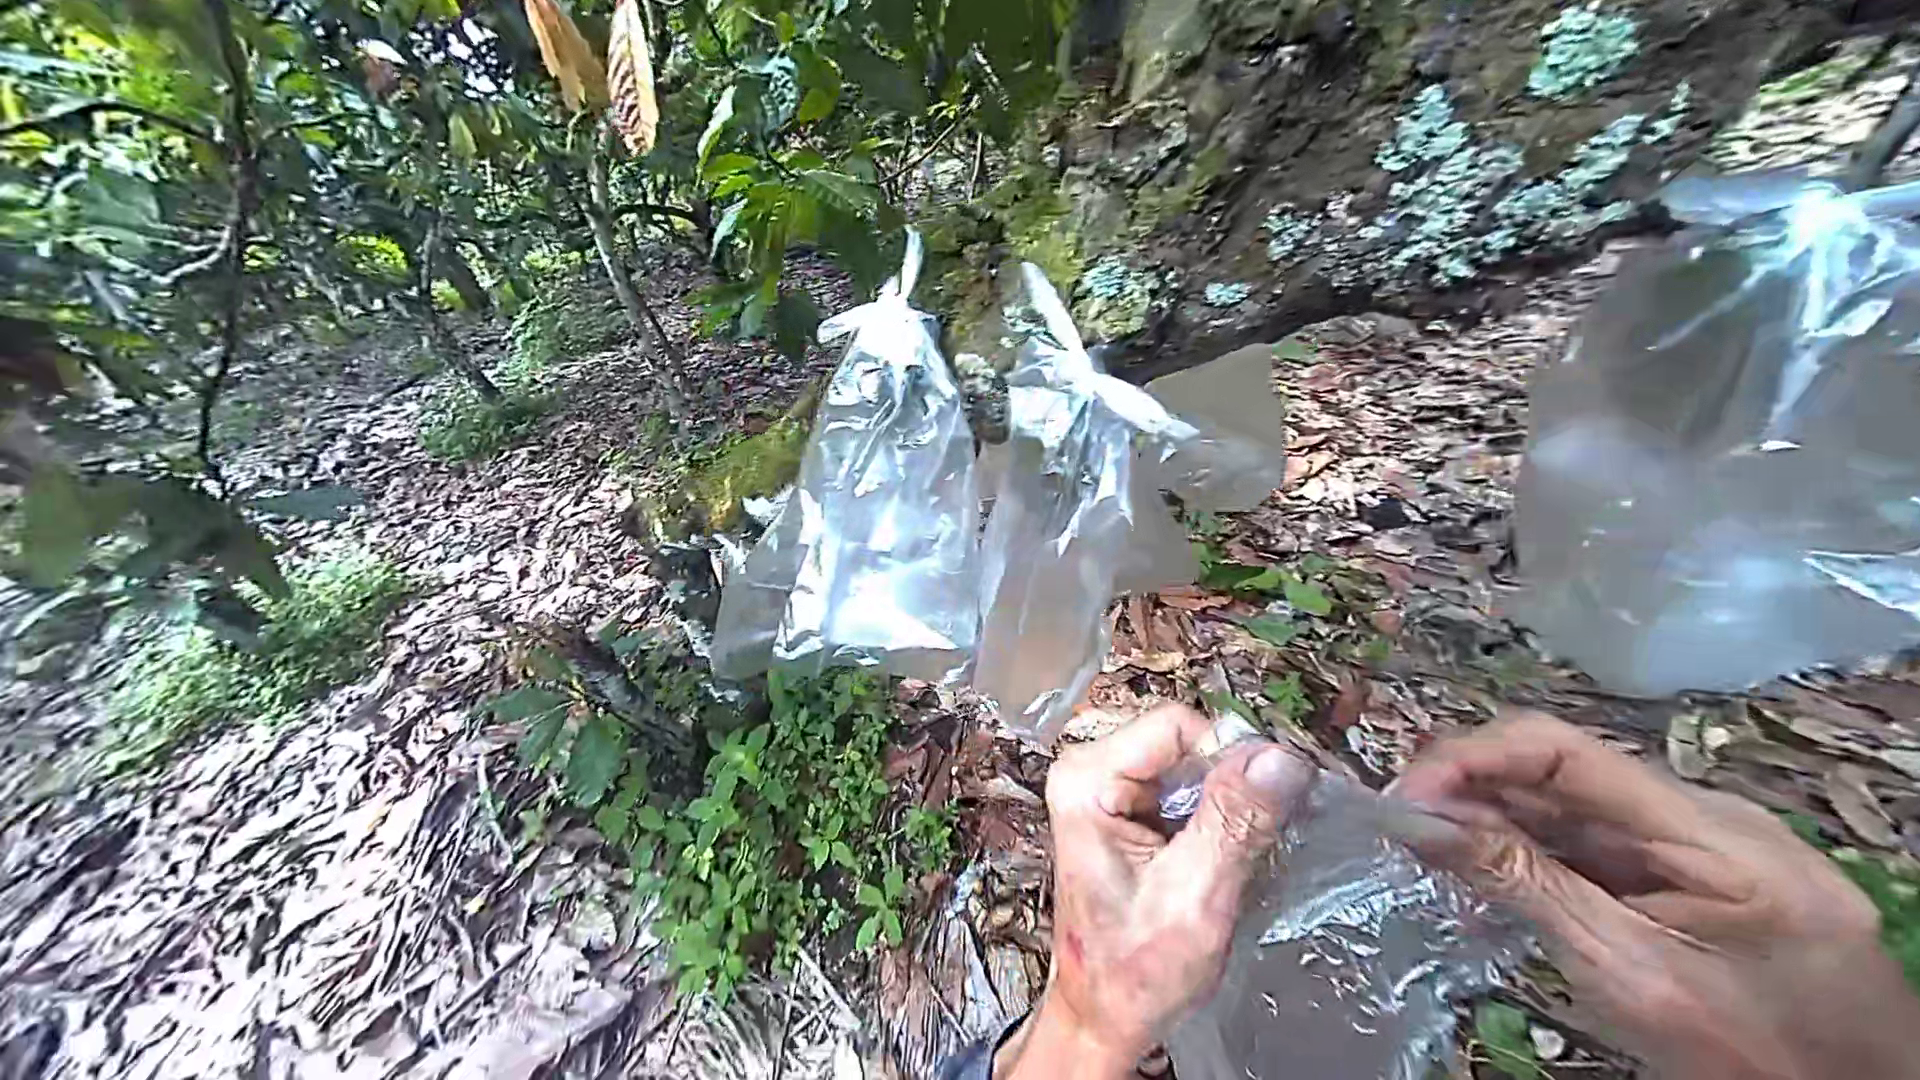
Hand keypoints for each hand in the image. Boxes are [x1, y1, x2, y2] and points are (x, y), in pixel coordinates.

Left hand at [997, 705, 1316, 1079]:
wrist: (1100, 1010)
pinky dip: (1209, 810)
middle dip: (1225, 782)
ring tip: (1229, 851)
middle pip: (1179, 739)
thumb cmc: (1133, 970)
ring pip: (1185, 760)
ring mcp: (1103, 782)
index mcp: (1086, 778)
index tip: (1264, 805)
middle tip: (1249, 838)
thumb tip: (1281, 758)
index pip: (1174, 725)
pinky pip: (1179, 782)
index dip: (1228, 756)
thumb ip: (1233, 824)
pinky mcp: (1121, 801)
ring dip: (1220, 799)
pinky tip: (1214, 849)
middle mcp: (1088, 767)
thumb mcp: (1193, 900)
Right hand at [1392, 710, 1919, 1079]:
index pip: (1564, 751)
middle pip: (1551, 764)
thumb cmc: (1750, 1059)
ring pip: (1552, 792)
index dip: (1471, 757)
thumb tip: (1412, 820)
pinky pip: (1569, 825)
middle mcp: (1701, 811)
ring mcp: (1686, 830)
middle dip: (1466, 784)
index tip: (1408, 795)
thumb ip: (1518, 882)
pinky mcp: (1667, 854)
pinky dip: (1512, 837)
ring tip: (1427, 841)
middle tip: (1404, 821)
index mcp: (1718, 837)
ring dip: (1481, 811)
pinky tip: (1476, 857)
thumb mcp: (1623, 973)